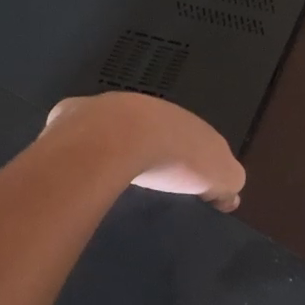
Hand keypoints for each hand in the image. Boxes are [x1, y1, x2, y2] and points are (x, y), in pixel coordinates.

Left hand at [44, 93, 246, 210]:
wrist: (115, 138)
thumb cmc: (176, 158)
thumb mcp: (222, 178)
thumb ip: (229, 185)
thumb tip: (229, 196)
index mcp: (193, 125)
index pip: (204, 143)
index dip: (202, 164)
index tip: (197, 187)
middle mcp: (156, 110)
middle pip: (163, 133)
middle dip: (163, 151)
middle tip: (158, 181)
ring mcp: (113, 108)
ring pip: (123, 129)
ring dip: (125, 146)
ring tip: (120, 174)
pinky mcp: (74, 114)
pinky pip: (82, 131)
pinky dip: (85, 145)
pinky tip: (82, 166)